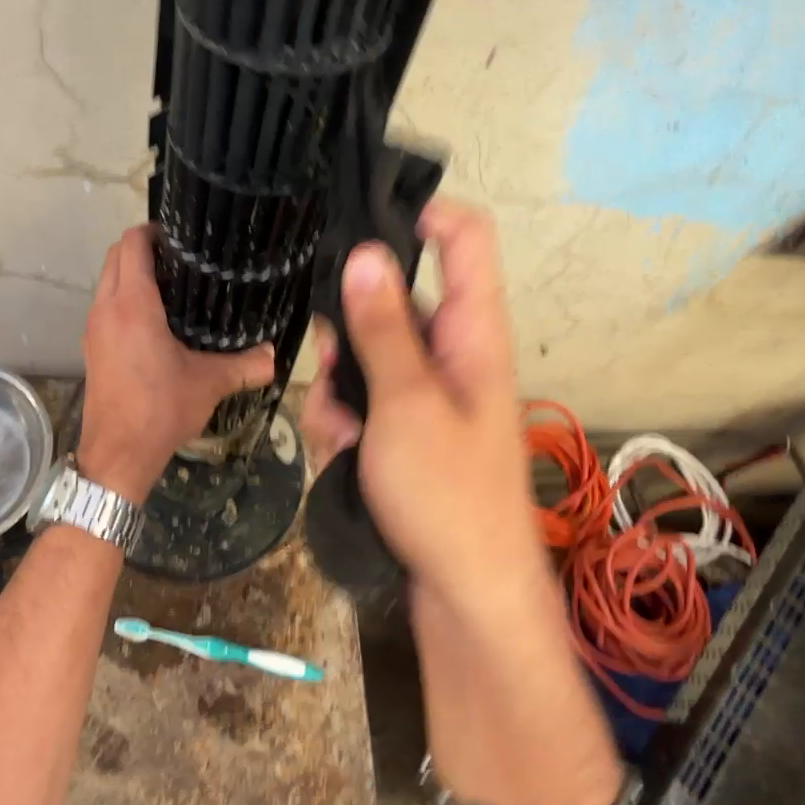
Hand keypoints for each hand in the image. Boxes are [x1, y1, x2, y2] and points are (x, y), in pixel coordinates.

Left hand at [79, 226, 274, 503]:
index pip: (133, 244)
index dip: (154, 231)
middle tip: (180, 258)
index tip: (182, 237)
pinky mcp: (91, 347)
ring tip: (172, 285)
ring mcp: (93, 328)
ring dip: (130, 274)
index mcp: (132, 304)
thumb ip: (245, 365)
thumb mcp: (209, 383)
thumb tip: (274, 355)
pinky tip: (154, 320)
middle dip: (142, 249)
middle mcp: (106, 308)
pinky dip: (123, 299)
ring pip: (107, 282)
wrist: (117, 455)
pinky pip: (105, 306)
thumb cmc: (161, 409)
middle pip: (115, 257)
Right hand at [300, 201, 541, 595]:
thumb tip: (365, 253)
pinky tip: (342, 453)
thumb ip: (382, 328)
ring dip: (338, 386)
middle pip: (392, 299)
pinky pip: (361, 398)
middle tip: (330, 364)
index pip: (465, 238)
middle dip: (349, 330)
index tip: (359, 216)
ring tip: (339, 431)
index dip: (422, 213)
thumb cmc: (448, 493)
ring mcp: (426, 391)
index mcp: (474, 330)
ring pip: (364, 354)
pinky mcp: (403, 426)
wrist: (464, 591)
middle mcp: (452, 350)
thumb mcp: (406, 403)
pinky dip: (343, 420)